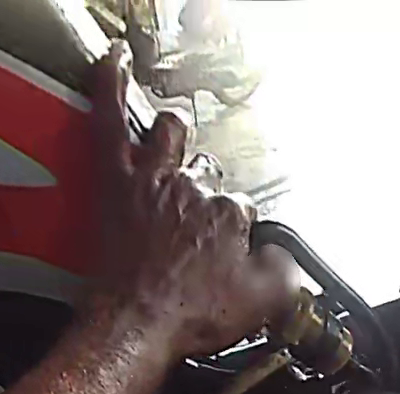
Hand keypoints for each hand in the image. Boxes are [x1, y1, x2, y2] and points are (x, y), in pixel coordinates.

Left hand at [87, 46, 294, 358]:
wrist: (137, 324)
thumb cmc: (191, 315)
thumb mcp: (260, 305)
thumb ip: (285, 275)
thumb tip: (289, 260)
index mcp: (230, 216)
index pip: (244, 210)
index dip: (240, 233)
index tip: (233, 254)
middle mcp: (195, 188)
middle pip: (210, 173)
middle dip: (211, 191)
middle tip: (202, 223)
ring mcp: (155, 179)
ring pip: (171, 134)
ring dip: (179, 138)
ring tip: (180, 148)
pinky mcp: (118, 182)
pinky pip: (111, 119)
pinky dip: (110, 85)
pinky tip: (115, 62)